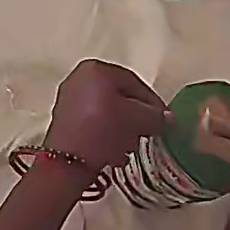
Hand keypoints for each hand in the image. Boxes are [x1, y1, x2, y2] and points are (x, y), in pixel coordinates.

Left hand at [42, 59, 167, 170]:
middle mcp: (79, 78)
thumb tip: (167, 119)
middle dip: (137, 117)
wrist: (69, 161)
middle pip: (119, 97)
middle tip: (149, 133)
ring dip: (123, 129)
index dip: (153, 102)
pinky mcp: (63, 122)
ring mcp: (68, 100)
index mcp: (96, 69)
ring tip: (132, 147)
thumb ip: (156, 116)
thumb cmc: (105, 129)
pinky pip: (93, 123)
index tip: (164, 120)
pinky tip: (115, 153)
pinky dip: (107, 135)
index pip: (134, 83)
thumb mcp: (138, 120)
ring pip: (106, 112)